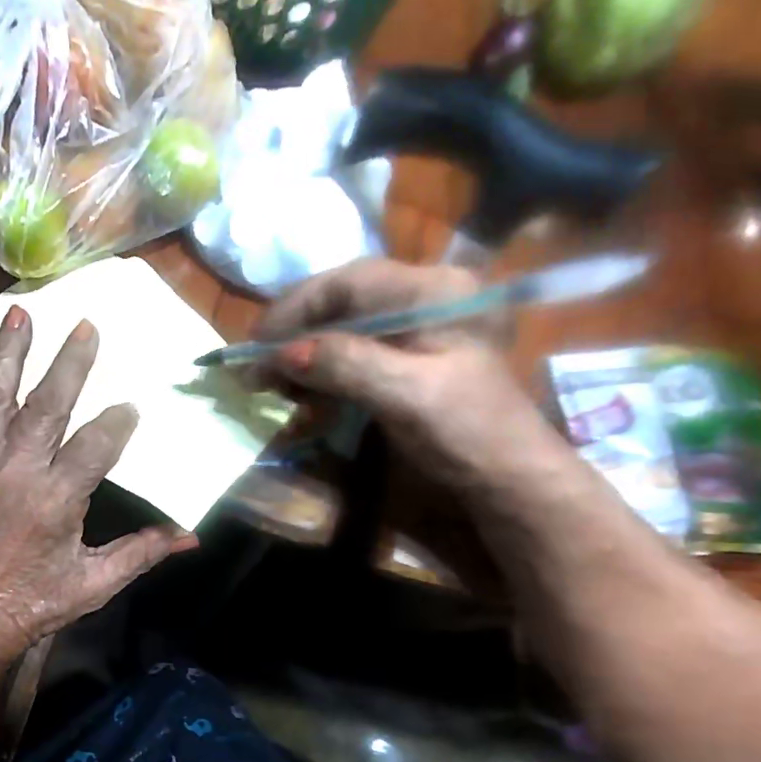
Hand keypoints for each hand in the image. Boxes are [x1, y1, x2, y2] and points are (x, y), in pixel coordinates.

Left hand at [0, 307, 195, 668]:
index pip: (97, 444)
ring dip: (4, 356)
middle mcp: (15, 471)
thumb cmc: (28, 608)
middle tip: (85, 327)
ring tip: (18, 315)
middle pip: (47, 406)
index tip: (131, 408)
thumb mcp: (92, 585)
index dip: (118, 423)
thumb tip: (191, 537)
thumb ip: (140, 553)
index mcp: (56, 499)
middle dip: (69, 365)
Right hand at [256, 258, 558, 483]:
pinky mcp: (404, 358)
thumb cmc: (466, 431)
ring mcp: (413, 329)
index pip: (347, 281)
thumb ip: (345, 365)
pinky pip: (348, 353)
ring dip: (300, 354)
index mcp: (433, 291)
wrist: (507, 479)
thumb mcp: (406, 395)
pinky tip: (299, 394)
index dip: (295, 309)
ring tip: (269, 384)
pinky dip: (318, 372)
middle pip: (339, 301)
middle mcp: (422, 298)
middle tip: (253, 369)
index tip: (254, 347)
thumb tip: (280, 353)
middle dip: (292, 333)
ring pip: (339, 327)